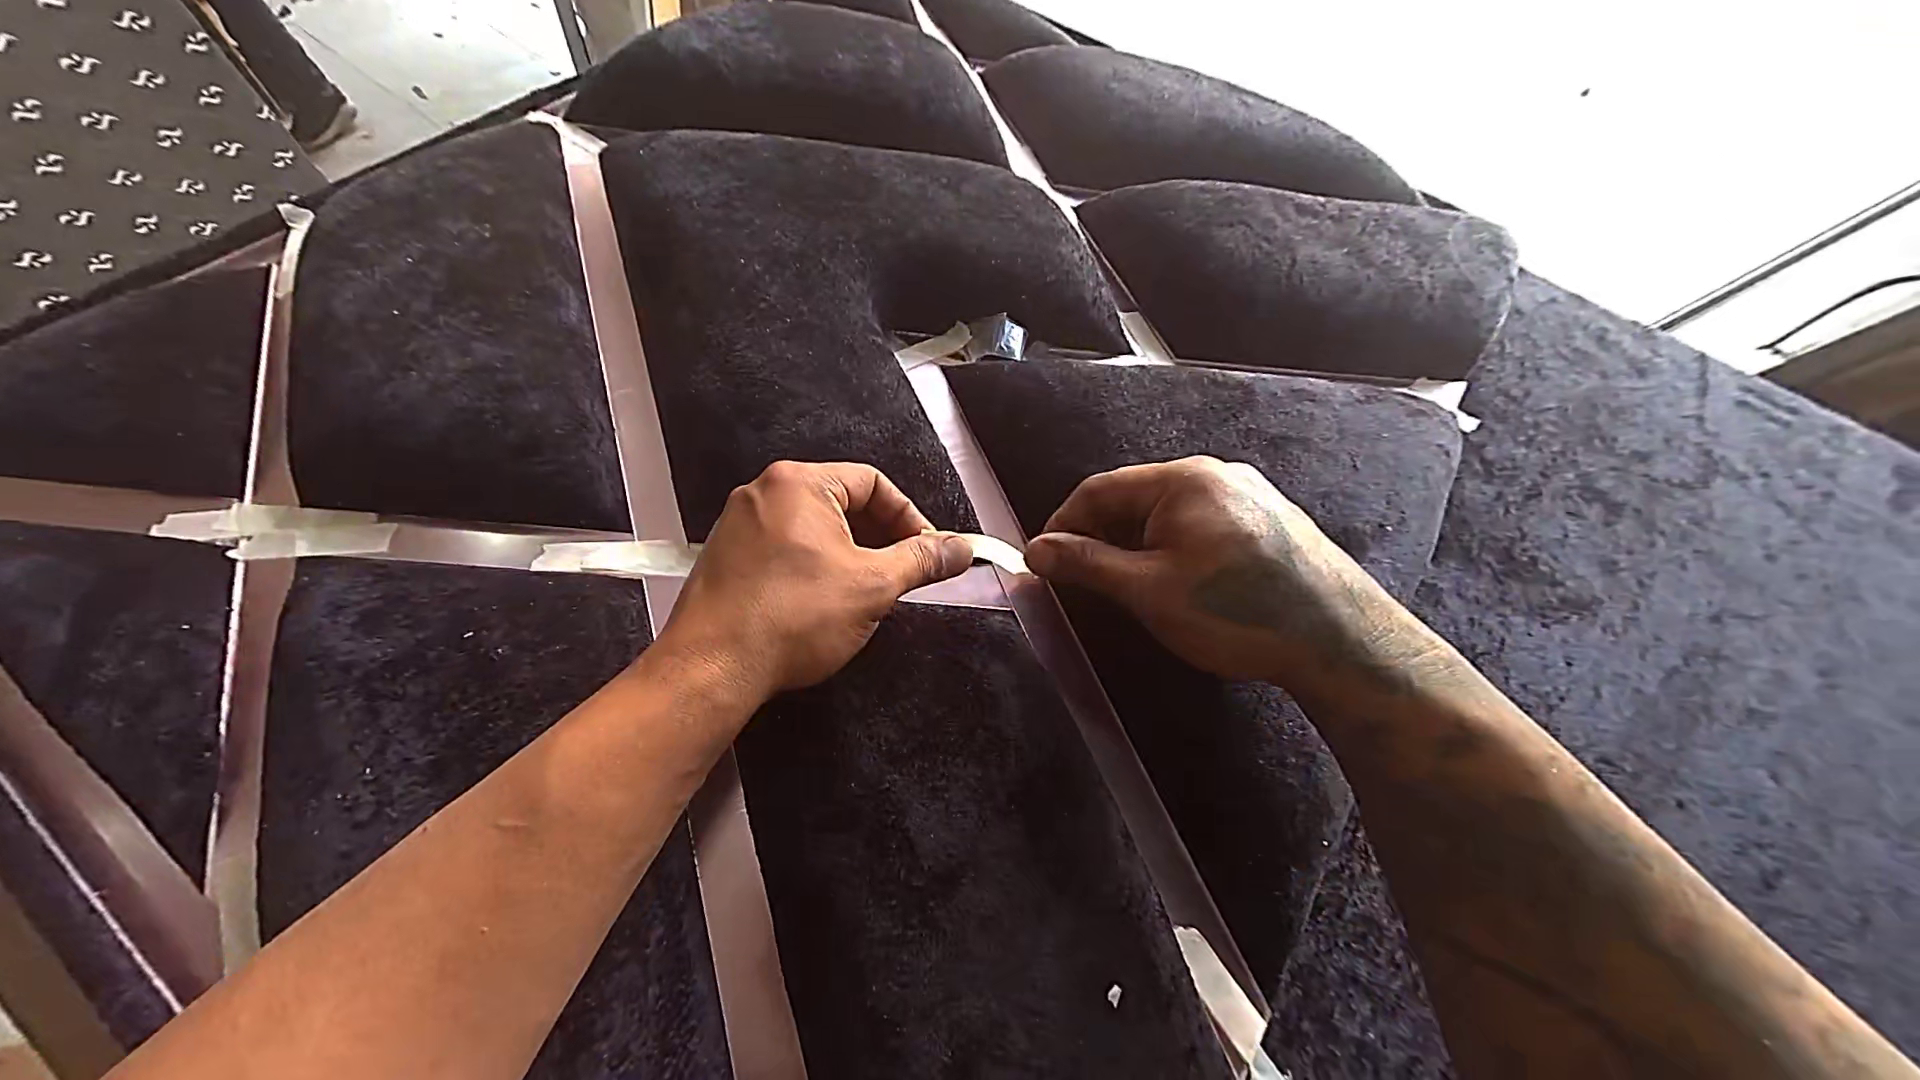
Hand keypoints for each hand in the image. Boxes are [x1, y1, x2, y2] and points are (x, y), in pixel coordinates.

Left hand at [655, 461, 974, 701]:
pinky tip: (826, 604)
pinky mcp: (730, 558)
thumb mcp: (874, 586)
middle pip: (844, 503)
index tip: (927, 550)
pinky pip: (787, 549)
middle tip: (903, 574)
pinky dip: (817, 568)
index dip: (910, 518)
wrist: (712, 670)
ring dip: (851, 556)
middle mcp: (765, 494)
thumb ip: (923, 560)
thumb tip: (958, 548)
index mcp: (799, 484)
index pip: (874, 483)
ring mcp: (741, 526)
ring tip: (867, 593)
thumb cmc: (786, 619)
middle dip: (881, 539)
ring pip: (816, 529)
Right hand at [1025, 457, 1424, 694]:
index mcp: (1184, 480)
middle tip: (1087, 583)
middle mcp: (1216, 475)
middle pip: (1133, 499)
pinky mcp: (1265, 521)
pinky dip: (1171, 550)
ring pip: (1166, 515)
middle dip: (1101, 539)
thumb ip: (1085, 565)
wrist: (1342, 643)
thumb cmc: (1237, 612)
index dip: (1064, 525)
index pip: (1099, 490)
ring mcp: (1246, 495)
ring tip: (1130, 589)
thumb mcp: (1147, 591)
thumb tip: (1035, 551)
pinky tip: (1176, 584)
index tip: (1046, 561)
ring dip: (1136, 547)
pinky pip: (1198, 525)